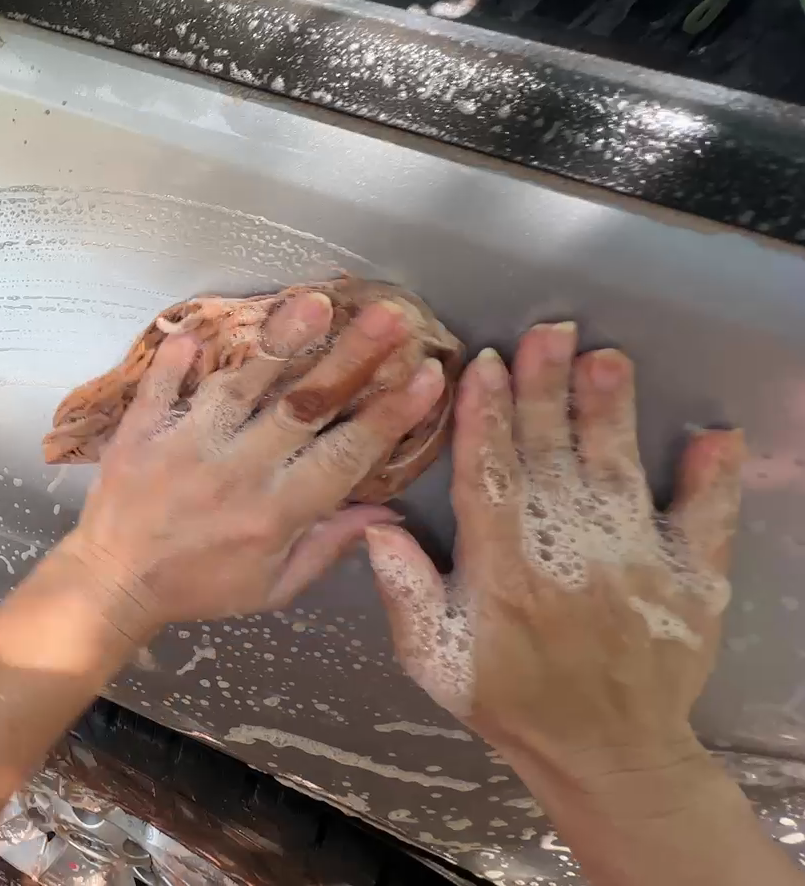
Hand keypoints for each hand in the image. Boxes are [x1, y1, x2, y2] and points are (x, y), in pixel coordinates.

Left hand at [60, 290, 446, 637]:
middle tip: (387, 316)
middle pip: (301, 407)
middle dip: (349, 359)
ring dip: (278, 343)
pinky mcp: (139, 433)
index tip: (426, 373)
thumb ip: (326, 545)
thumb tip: (388, 511)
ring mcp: (182, 445)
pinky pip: (158, 388)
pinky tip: (194, 331)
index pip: (346, 455)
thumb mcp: (271, 586)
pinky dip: (174, 360)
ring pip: (238, 386)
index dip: (390, 414)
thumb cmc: (197, 586)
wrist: (112, 579)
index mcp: (274, 511)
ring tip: (311, 302)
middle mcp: (234, 470)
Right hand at [366, 323, 744, 790]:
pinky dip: (713, 478)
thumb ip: (404, 588)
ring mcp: (639, 568)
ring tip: (606, 358)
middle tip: (546, 333)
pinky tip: (714, 434)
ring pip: (619, 475)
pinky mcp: (690, 584)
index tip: (482, 366)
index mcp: (503, 572)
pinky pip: (705, 523)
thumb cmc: (499, 694)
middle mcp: (571, 559)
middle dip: (546, 392)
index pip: (491, 478)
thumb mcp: (428, 654)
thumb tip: (374, 523)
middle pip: (554, 460)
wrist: (606, 755)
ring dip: (612, 413)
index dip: (485, 418)